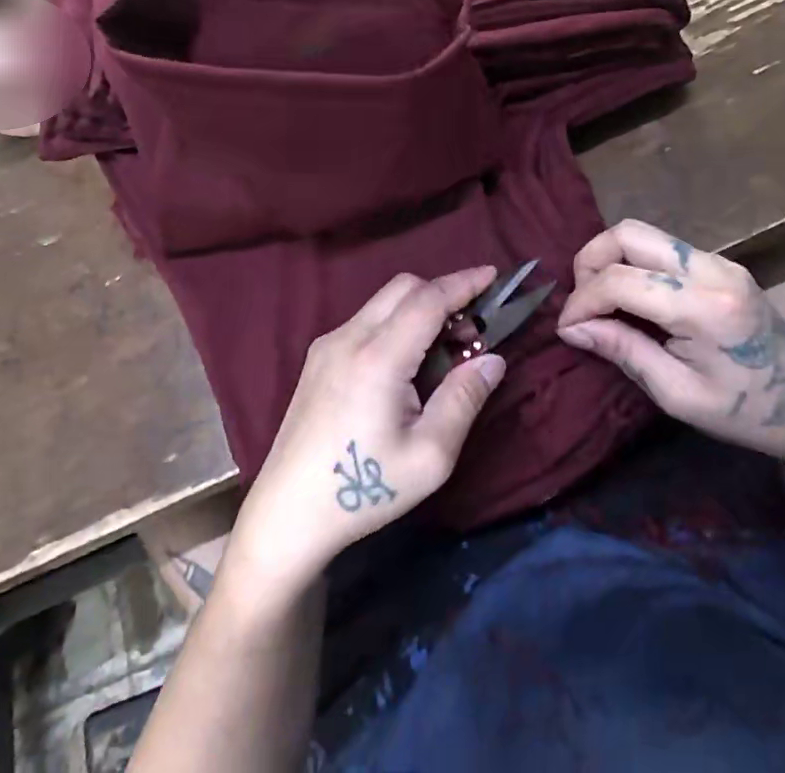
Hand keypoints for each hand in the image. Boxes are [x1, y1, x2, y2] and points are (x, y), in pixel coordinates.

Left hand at [226, 268, 507, 596]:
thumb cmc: (366, 489)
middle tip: (474, 328)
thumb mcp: (430, 455)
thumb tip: (493, 359)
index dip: (464, 283)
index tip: (494, 276)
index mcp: (378, 357)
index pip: (428, 299)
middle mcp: (348, 338)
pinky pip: (364, 323)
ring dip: (418, 310)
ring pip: (381, 304)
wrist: (290, 508)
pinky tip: (408, 364)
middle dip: (443, 293)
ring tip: (447, 349)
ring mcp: (326, 346)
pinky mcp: (317, 360)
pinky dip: (395, 325)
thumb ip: (463, 399)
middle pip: (402, 288)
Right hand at [556, 220, 784, 474]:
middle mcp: (714, 270)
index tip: (566, 329)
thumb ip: (622, 350)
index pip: (619, 280)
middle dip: (589, 262)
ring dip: (608, 260)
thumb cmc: (744, 412)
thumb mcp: (675, 393)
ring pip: (641, 233)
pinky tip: (628, 297)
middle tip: (581, 303)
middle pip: (627, 233)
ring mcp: (720, 262)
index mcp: (705, 307)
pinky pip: (660, 246)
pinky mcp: (721, 265)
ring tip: (600, 300)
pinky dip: (630, 263)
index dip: (580, 302)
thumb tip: (571, 328)